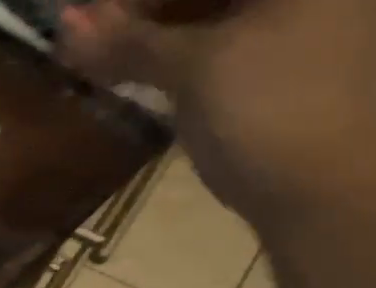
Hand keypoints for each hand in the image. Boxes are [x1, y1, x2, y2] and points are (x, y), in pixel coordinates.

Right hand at [59, 0, 375, 219]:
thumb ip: (128, 41)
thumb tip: (65, 23)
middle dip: (141, 9)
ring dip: (147, 30)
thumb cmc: (265, 106)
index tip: (90, 13)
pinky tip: (123, 64)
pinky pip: (210, 37)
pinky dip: (166, 49)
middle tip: (85, 32)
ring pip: (204, 10)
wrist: (310, 182)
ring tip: (92, 51)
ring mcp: (290, 19)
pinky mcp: (273, 56)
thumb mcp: (192, 65)